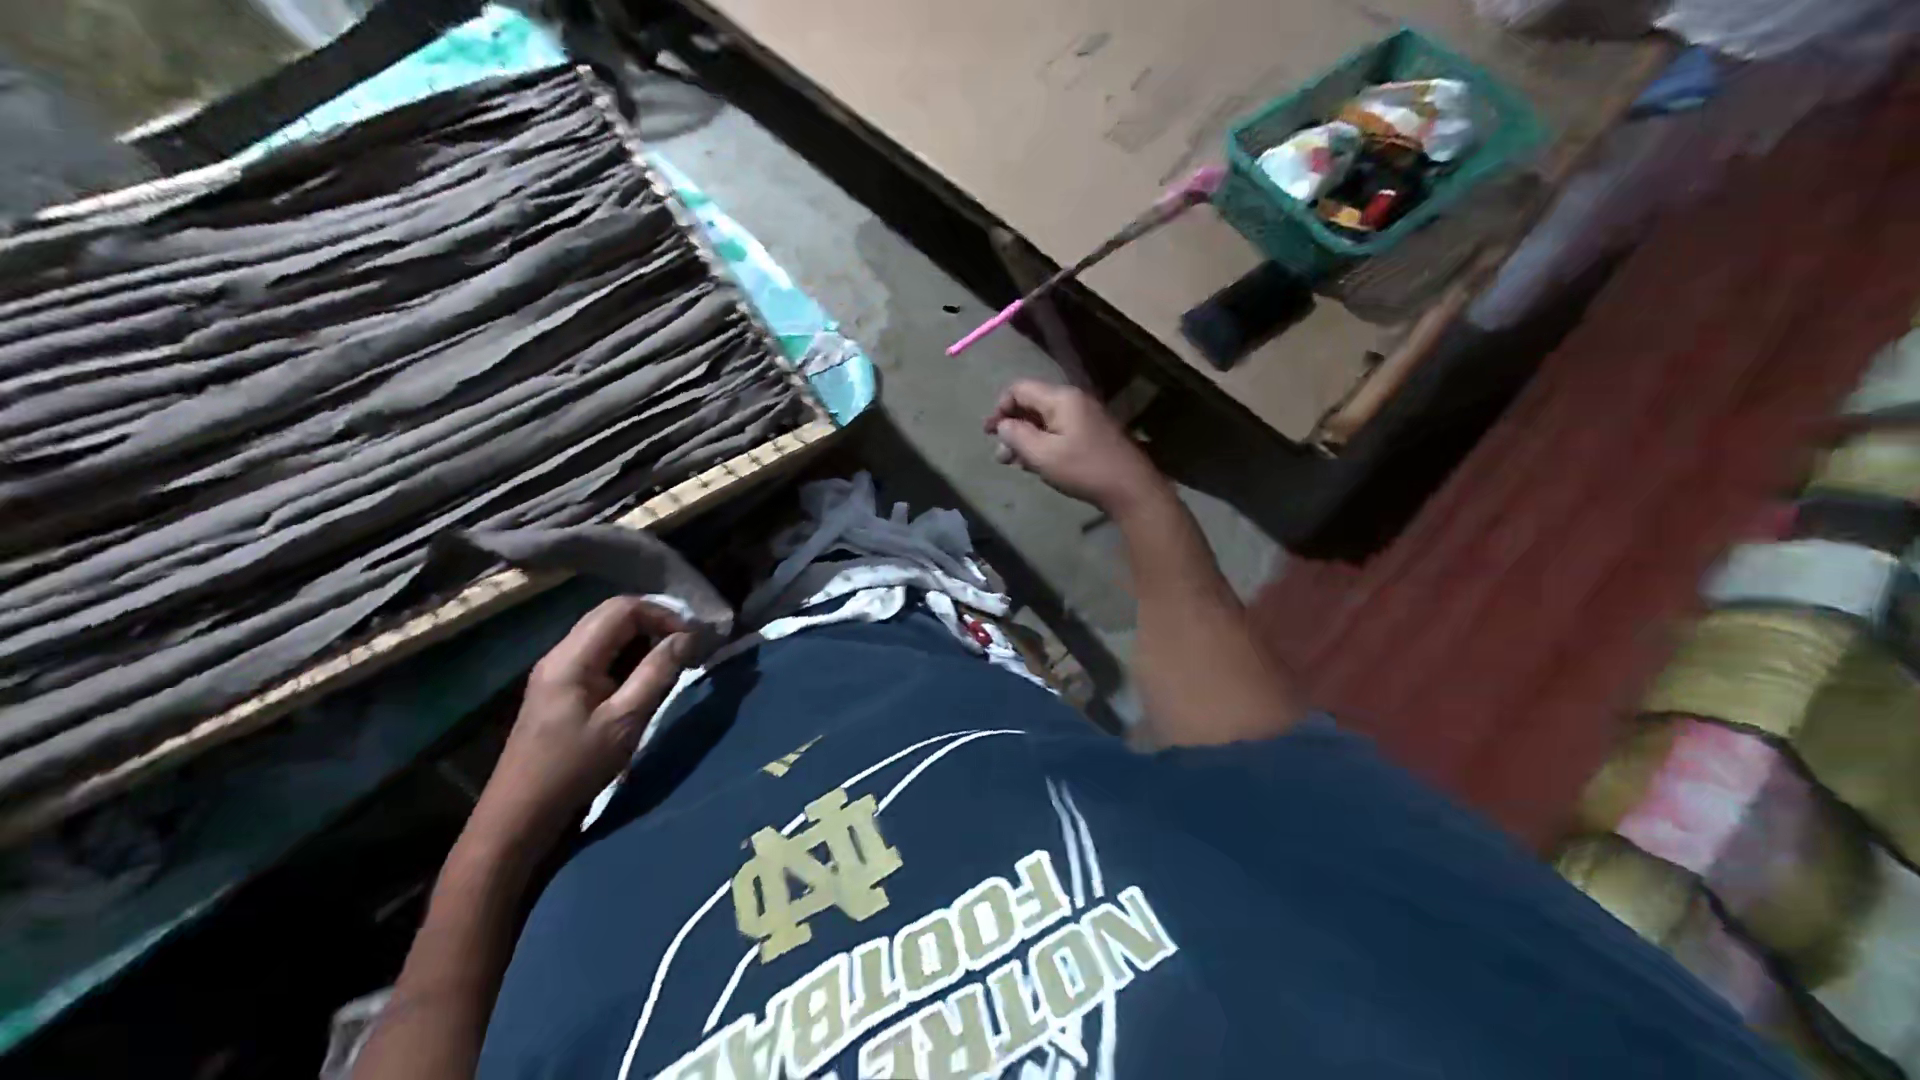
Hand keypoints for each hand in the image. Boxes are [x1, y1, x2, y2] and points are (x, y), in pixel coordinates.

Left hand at [470, 597, 695, 849]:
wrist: (521, 813)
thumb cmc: (575, 767)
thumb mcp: (626, 721)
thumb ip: (657, 673)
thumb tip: (688, 637)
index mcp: (572, 657)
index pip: (623, 609)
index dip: (663, 615)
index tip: (692, 639)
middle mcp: (560, 653)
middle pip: (613, 614)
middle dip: (655, 622)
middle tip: (688, 645)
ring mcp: (557, 669)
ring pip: (607, 632)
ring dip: (643, 638)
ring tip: (673, 659)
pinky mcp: (560, 686)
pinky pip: (599, 653)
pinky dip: (628, 654)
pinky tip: (645, 676)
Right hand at [985, 379, 1169, 515]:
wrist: (1131, 488)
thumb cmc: (1084, 470)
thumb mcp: (1042, 455)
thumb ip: (1017, 436)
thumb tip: (1002, 425)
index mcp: (1061, 398)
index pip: (1019, 389)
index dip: (1000, 408)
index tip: (990, 434)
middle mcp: (1073, 400)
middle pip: (1031, 404)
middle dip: (1011, 427)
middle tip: (1002, 456)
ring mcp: (1085, 416)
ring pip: (1044, 420)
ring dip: (1026, 439)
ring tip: (1015, 464)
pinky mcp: (1092, 433)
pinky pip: (1058, 430)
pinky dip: (1042, 443)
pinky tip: (1037, 464)